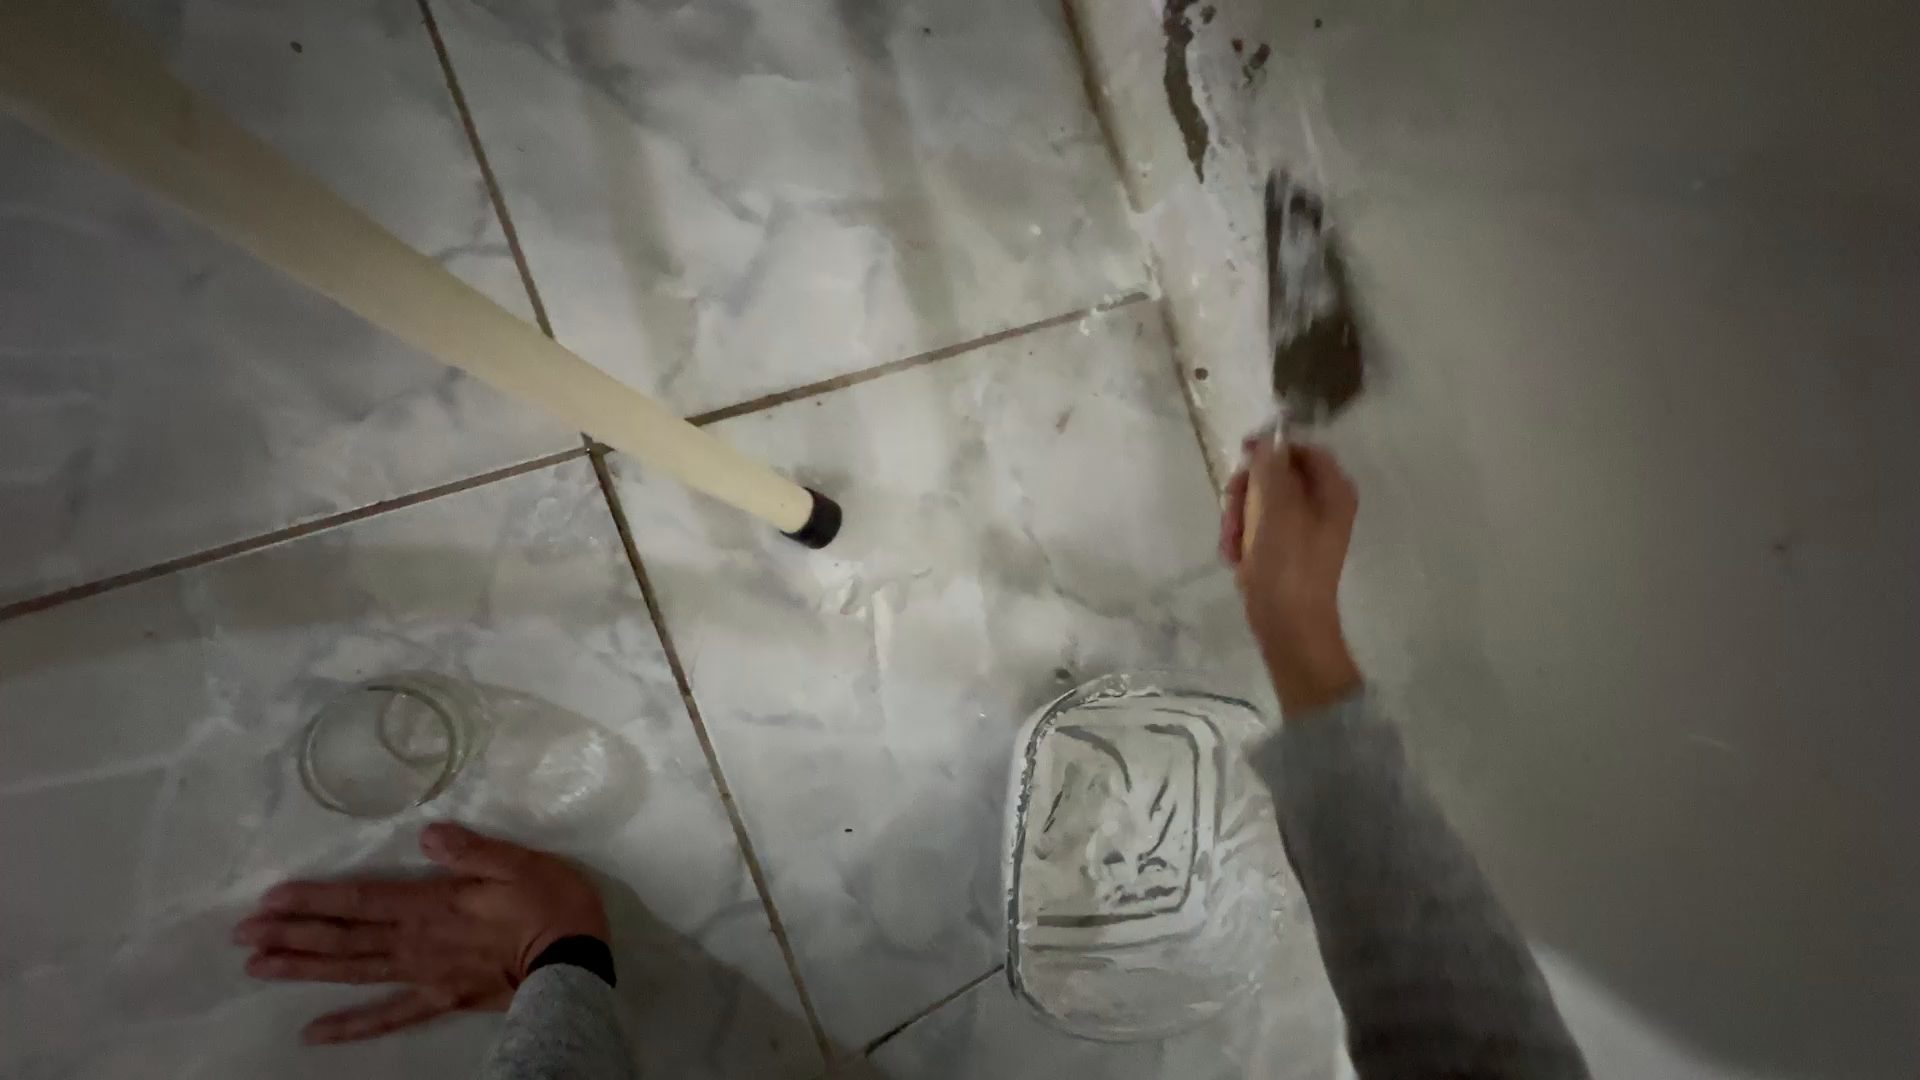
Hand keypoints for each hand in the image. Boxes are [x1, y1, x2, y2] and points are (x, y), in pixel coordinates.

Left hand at [232, 823, 609, 1043]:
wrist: (571, 960)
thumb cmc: (549, 902)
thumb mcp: (521, 863)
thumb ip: (473, 850)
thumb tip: (427, 834)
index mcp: (436, 904)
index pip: (366, 899)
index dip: (318, 898)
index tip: (271, 898)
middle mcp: (418, 941)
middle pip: (348, 937)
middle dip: (295, 933)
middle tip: (243, 934)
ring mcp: (425, 975)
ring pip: (355, 971)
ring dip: (307, 967)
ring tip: (259, 966)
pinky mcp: (440, 1000)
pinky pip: (388, 1017)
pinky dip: (350, 1026)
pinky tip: (313, 1033)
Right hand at [1220, 437, 1362, 711]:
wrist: (1288, 624)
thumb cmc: (1286, 563)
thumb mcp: (1275, 506)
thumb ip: (1270, 467)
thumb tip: (1266, 442)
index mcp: (1332, 491)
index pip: (1303, 450)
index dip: (1271, 448)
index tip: (1240, 455)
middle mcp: (1322, 507)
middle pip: (1275, 477)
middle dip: (1245, 493)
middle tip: (1231, 510)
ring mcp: (1302, 531)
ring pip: (1259, 504)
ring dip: (1238, 519)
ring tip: (1232, 544)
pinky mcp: (1284, 552)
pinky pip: (1256, 531)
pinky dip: (1242, 540)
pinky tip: (1235, 558)